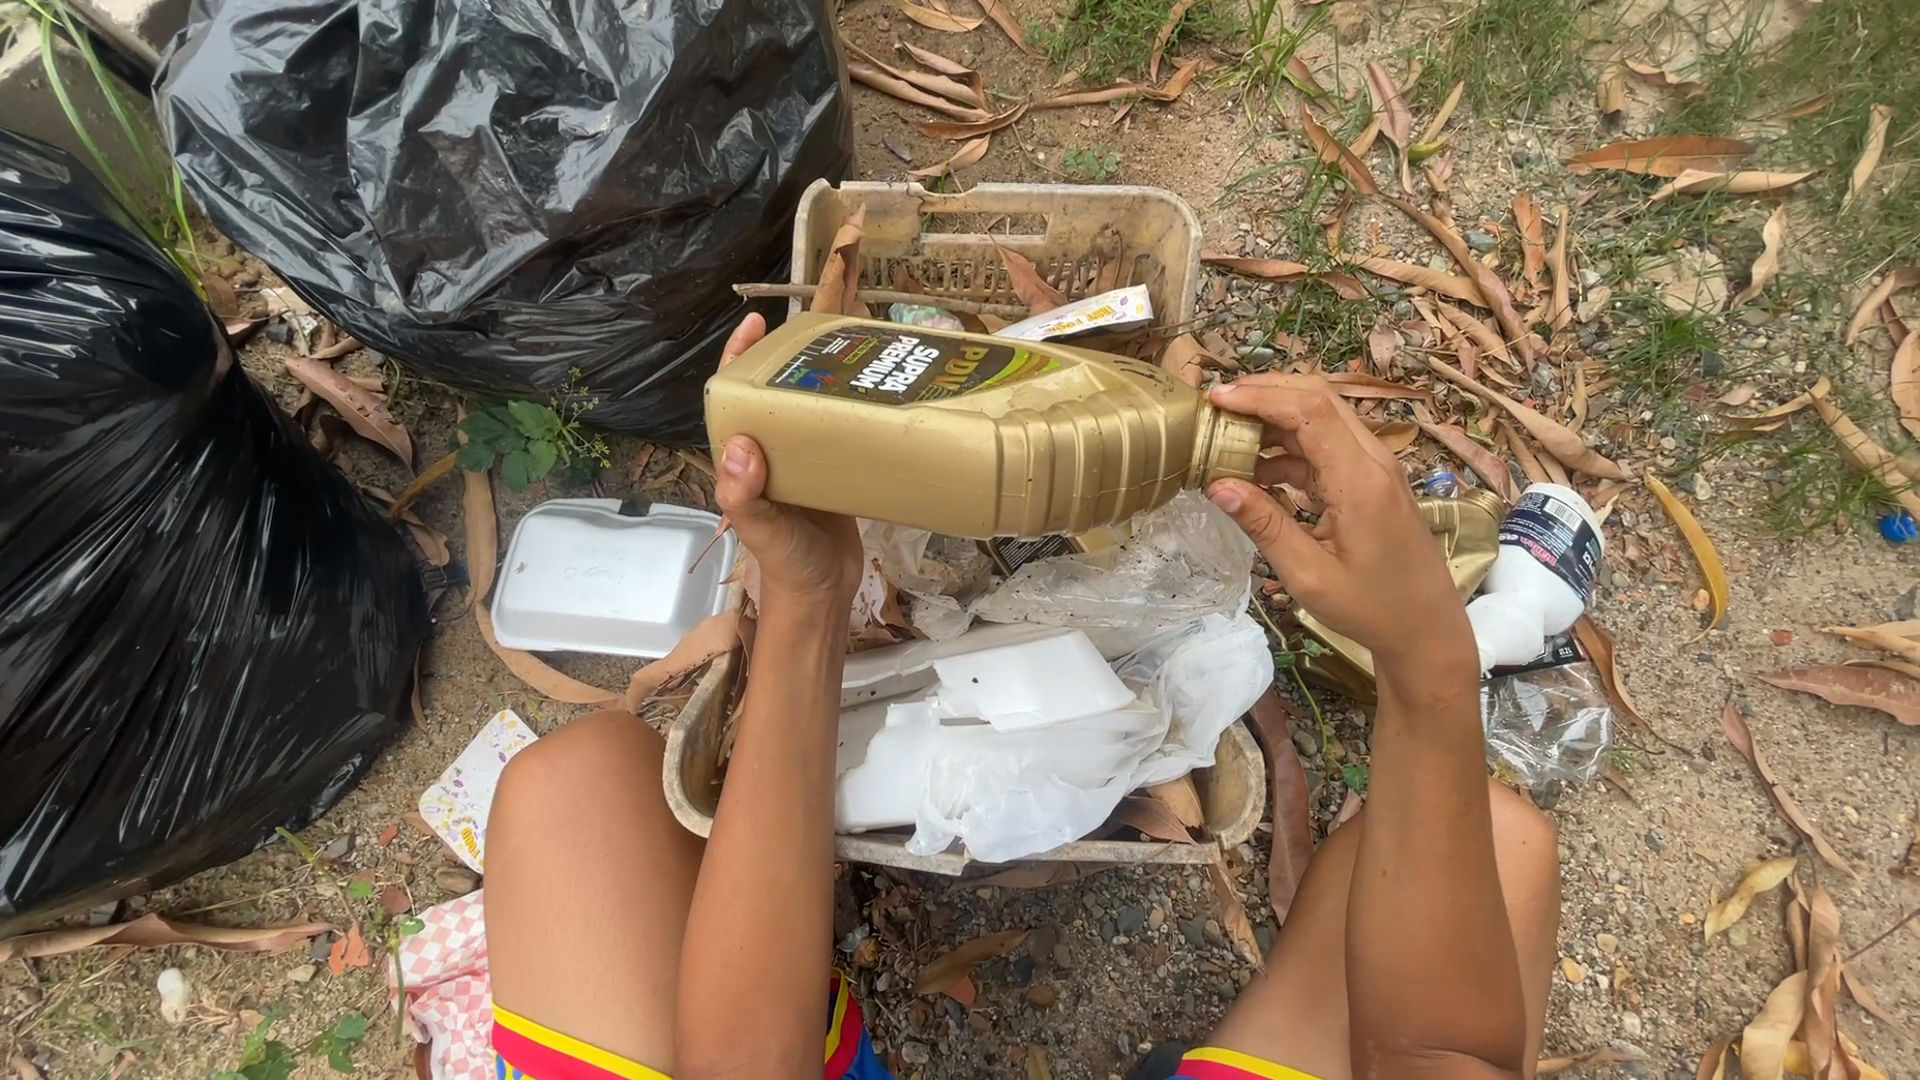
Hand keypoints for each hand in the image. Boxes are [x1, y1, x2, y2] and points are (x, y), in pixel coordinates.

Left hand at [713, 314, 864, 609]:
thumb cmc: (787, 564)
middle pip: (777, 393)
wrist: (823, 595)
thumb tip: (741, 446)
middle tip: (823, 325)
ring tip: (855, 346)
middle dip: (793, 356)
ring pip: (811, 410)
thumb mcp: (763, 531)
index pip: (735, 396)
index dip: (740, 356)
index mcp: (746, 459)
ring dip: (827, 378)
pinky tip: (876, 393)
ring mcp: (805, 462)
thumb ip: (744, 495)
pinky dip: (853, 412)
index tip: (758, 322)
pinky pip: (840, 435)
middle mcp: (773, 453)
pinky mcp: (835, 474)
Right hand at [1203, 374, 1472, 669]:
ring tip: (1224, 437)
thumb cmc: (1369, 606)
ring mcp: (1372, 468)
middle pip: (1318, 399)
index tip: (1214, 399)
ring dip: (1271, 419)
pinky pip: (1322, 447)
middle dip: (1263, 393)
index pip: (1310, 411)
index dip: (1260, 396)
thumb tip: (1217, 485)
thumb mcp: (1307, 574)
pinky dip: (1284, 449)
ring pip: (1319, 419)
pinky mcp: (1366, 481)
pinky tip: (1252, 472)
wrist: (1425, 626)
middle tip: (1214, 406)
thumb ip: (1263, 525)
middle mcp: (1372, 461)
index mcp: (1360, 480)